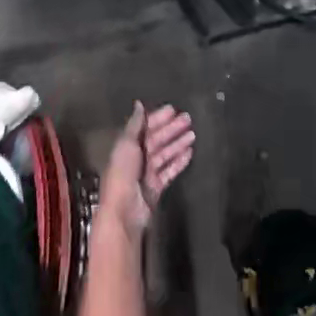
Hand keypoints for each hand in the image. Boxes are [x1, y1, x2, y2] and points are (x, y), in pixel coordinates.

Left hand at [98, 102, 195, 238]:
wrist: (124, 211)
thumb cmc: (123, 174)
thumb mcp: (126, 145)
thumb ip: (135, 125)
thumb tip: (138, 104)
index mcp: (127, 146)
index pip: (144, 128)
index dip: (158, 118)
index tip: (173, 109)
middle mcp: (137, 158)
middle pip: (156, 140)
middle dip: (171, 129)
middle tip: (188, 118)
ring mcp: (147, 173)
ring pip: (165, 154)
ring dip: (177, 143)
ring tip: (193, 134)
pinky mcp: (156, 187)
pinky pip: (169, 170)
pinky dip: (179, 161)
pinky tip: (189, 153)